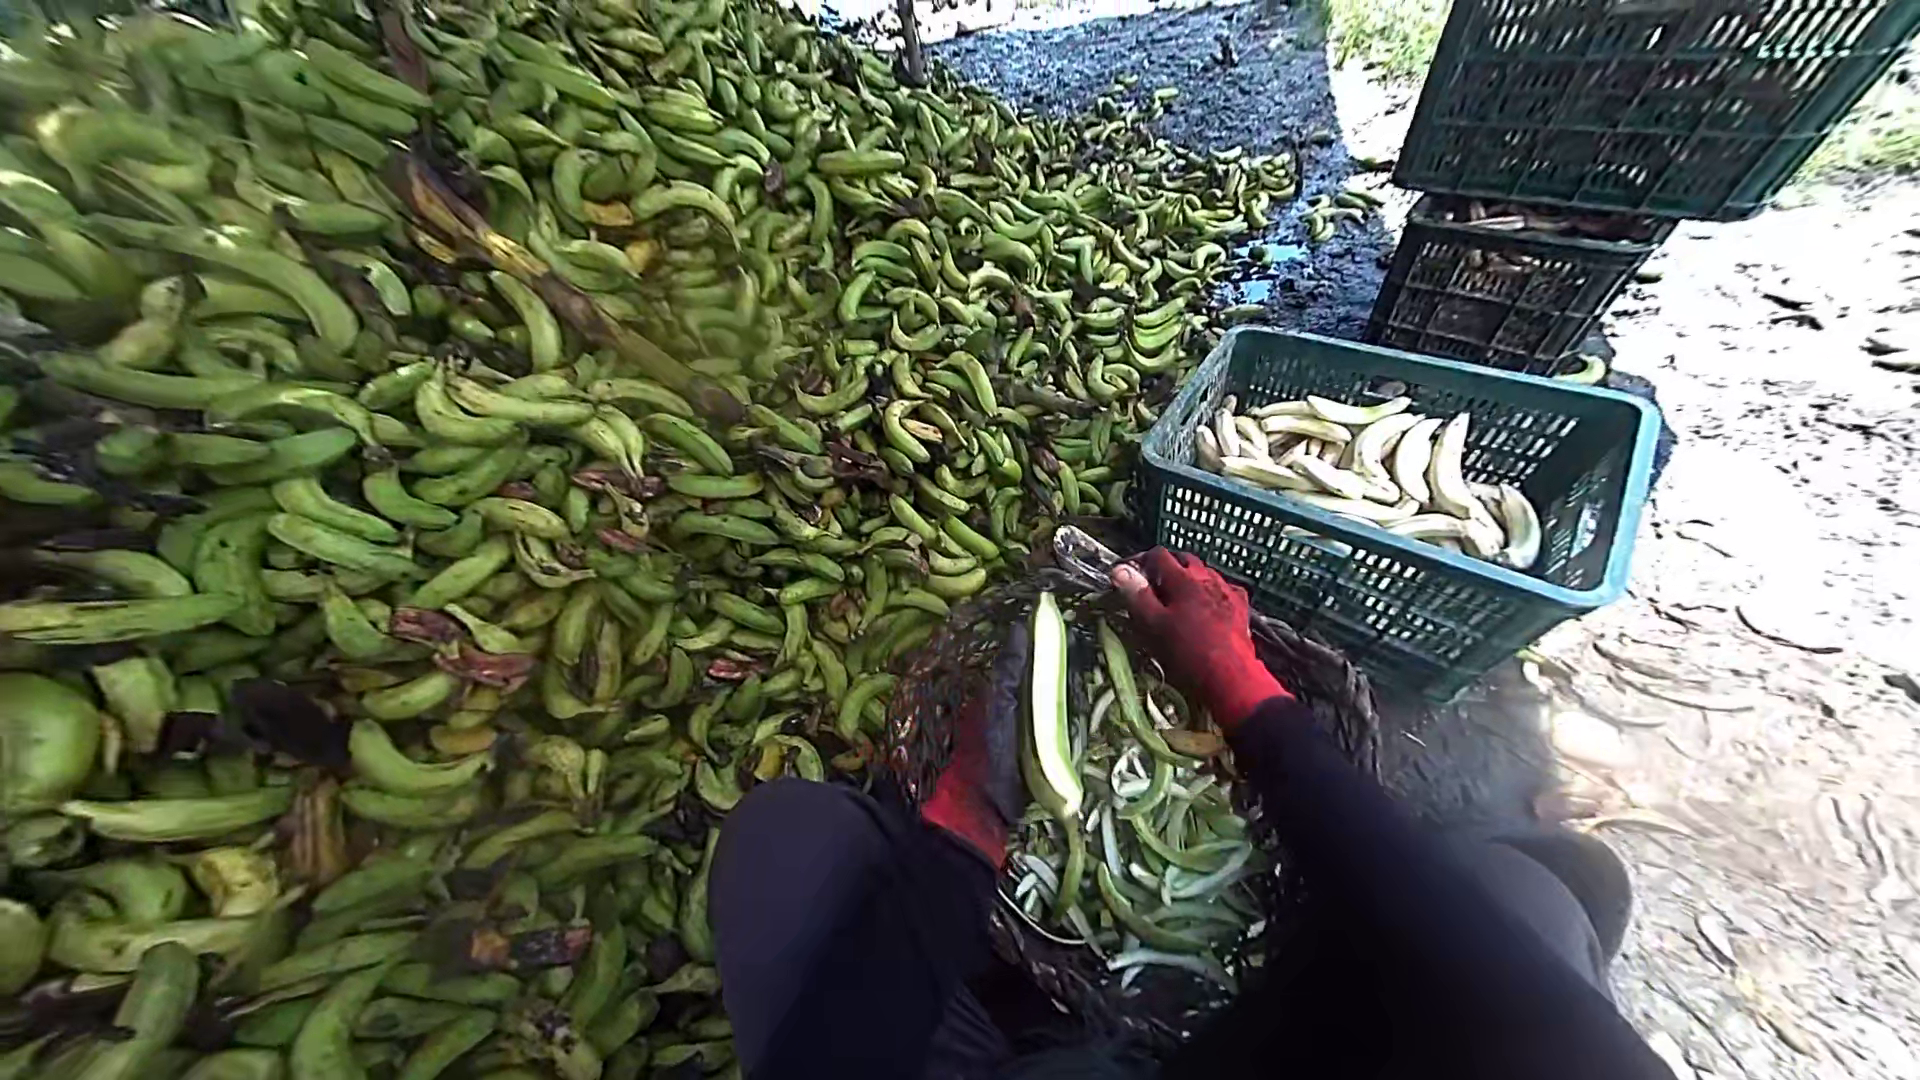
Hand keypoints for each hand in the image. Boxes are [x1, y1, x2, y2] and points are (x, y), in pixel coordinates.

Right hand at [1110, 549, 1289, 732]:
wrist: (1231, 680)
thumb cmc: (1187, 652)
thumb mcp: (1152, 624)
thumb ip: (1136, 594)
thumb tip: (1120, 570)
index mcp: (1183, 579)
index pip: (1158, 555)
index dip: (1140, 561)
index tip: (1128, 574)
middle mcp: (1207, 578)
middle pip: (1183, 559)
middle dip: (1165, 567)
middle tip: (1150, 585)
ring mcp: (1227, 592)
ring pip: (1204, 573)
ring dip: (1187, 578)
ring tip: (1175, 597)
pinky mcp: (1241, 609)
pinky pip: (1222, 590)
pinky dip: (1209, 592)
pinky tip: (1205, 606)